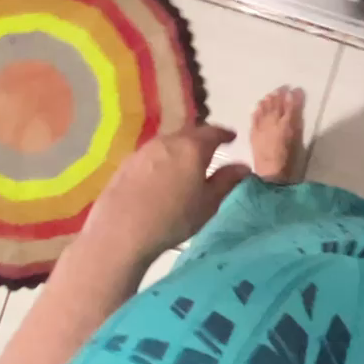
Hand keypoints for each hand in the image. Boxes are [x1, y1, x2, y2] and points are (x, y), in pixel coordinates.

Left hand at [77, 125, 250, 261]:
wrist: (121, 231)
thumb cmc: (173, 218)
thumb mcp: (208, 203)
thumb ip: (227, 181)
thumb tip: (242, 167)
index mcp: (192, 147)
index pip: (213, 131)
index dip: (224, 134)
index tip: (231, 138)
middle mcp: (168, 141)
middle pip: (189, 133)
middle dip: (202, 139)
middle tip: (210, 151)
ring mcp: (144, 150)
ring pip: (169, 143)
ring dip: (180, 149)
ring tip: (186, 164)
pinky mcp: (126, 163)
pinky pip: (152, 155)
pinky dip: (162, 160)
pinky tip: (161, 177)